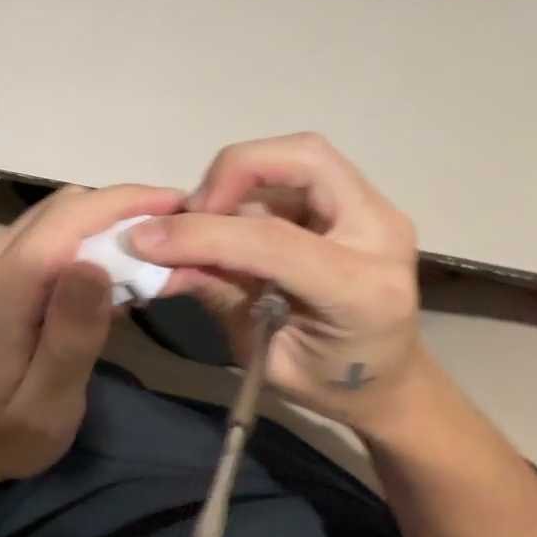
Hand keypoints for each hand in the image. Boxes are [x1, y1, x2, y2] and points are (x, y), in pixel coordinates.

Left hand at [0, 184, 184, 485]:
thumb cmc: (7, 433)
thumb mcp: (48, 401)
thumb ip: (72, 333)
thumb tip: (97, 264)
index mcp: (1, 288)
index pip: (66, 221)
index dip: (123, 203)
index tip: (181, 205)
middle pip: (65, 208)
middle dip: (123, 209)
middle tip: (178, 233)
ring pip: (60, 214)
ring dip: (109, 221)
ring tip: (158, 248)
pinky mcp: (1, 268)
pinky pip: (52, 234)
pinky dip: (91, 238)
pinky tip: (122, 268)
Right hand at [125, 133, 424, 432]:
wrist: (391, 380)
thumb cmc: (331, 383)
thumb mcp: (266, 359)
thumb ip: (218, 297)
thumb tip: (153, 258)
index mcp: (364, 293)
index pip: (274, 241)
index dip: (203, 234)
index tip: (145, 239)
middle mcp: (379, 235)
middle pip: (305, 158)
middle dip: (234, 170)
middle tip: (194, 211)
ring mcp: (375, 210)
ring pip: (300, 153)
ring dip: (241, 174)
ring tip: (208, 217)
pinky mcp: (359, 199)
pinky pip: (297, 169)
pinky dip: (253, 182)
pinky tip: (233, 218)